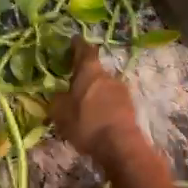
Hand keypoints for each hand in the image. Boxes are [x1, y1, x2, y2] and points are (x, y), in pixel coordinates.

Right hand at [50, 38, 142, 160]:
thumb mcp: (60, 112)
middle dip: (84, 77)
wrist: (120, 145)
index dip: (78, 45)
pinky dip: (104, 106)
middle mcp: (108, 75)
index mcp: (89, 71)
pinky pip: (112, 101)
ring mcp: (122, 90)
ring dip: (95, 93)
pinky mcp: (130, 106)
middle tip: (72, 86)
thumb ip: (57, 99)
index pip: (84, 50)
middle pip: (95, 71)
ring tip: (84, 107)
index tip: (73, 41)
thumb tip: (58, 94)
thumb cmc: (86, 123)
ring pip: (104, 87)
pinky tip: (96, 119)